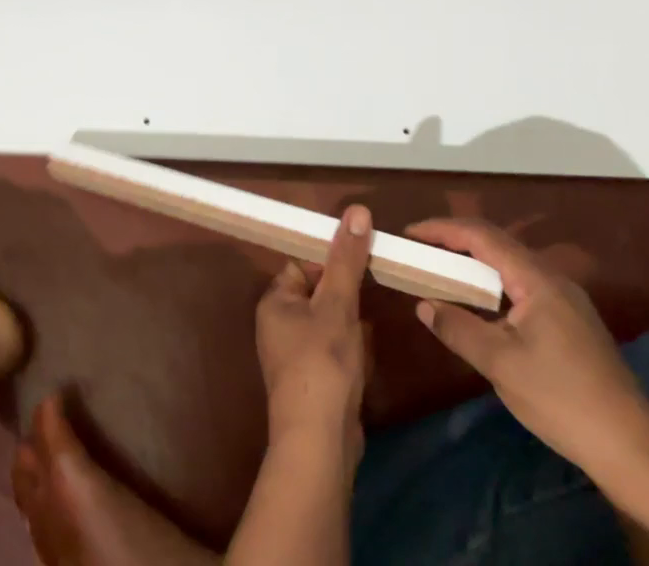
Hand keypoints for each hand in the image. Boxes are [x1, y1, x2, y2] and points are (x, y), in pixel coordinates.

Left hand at [254, 205, 373, 455]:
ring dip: (353, 324)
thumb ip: (347, 259)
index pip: (302, 264)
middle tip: (374, 291)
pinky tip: (366, 356)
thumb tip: (356, 210)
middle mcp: (278, 325)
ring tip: (370, 327)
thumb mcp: (337, 304)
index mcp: (274, 302)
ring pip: (331, 323)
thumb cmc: (322, 362)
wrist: (320, 438)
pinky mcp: (314, 378)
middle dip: (347, 295)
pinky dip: (352, 350)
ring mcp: (295, 355)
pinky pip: (335, 350)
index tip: (363, 260)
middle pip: (319, 293)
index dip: (332, 261)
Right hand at [407, 218, 648, 471]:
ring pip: (512, 267)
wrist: (628, 444)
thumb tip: (424, 305)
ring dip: (474, 265)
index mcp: (538, 280)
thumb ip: (458, 328)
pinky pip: (523, 287)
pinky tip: (477, 305)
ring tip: (439, 272)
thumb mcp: (500, 363)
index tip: (408, 233)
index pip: (483, 237)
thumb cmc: (560, 397)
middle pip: (499, 246)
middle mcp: (554, 280)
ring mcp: (566, 301)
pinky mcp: (570, 323)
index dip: (442, 229)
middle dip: (455, 242)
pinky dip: (492, 286)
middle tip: (418, 250)